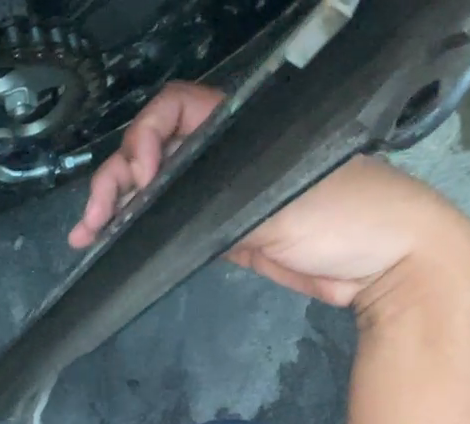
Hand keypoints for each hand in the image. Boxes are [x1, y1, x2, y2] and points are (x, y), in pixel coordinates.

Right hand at [68, 82, 469, 312]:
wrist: (383, 267)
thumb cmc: (350, 216)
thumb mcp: (280, 200)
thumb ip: (217, 204)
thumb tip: (159, 212)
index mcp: (242, 127)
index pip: (175, 111)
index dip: (146, 136)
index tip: (139, 176)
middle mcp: (224, 154)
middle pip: (153, 151)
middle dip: (115, 178)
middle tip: (92, 218)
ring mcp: (219, 194)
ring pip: (154, 190)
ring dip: (115, 207)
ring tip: (85, 234)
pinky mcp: (219, 231)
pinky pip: (168, 224)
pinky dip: (138, 232)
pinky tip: (110, 243)